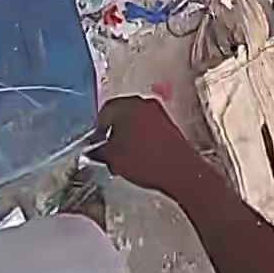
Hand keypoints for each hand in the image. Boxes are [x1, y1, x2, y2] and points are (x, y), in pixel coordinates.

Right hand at [92, 95, 208, 198]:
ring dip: (129, 134)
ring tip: (126, 156)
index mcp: (125, 104)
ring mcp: (157, 112)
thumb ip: (99, 150)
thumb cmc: (143, 160)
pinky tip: (142, 155)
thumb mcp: (112, 158)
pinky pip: (149, 126)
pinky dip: (142, 137)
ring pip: (135, 119)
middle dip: (114, 131)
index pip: (105, 111)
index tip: (97, 144)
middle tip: (110, 150)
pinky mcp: (168, 123)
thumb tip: (95, 150)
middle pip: (121, 113)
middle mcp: (141, 102)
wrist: (178, 170)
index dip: (98, 130)